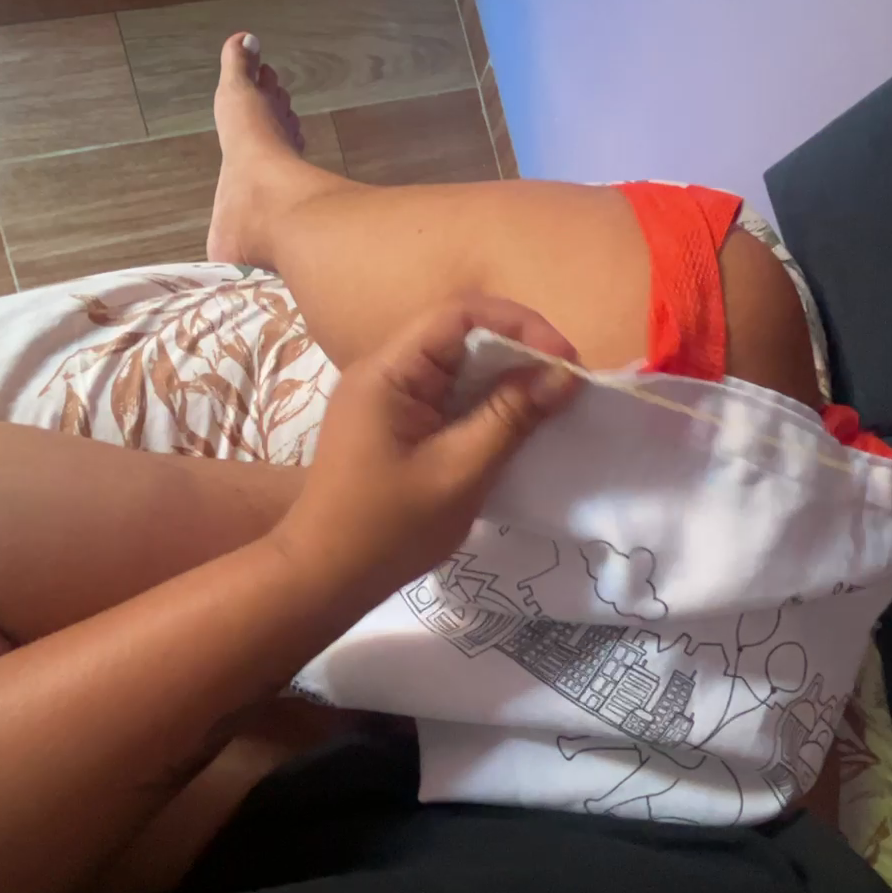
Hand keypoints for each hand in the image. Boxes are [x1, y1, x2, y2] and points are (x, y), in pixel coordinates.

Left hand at [271, 296, 580, 601]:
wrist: (326, 577)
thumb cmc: (389, 529)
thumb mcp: (460, 472)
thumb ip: (511, 417)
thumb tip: (565, 373)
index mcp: (389, 372)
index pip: (460, 315)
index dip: (520, 325)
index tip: (565, 359)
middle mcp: (384, 372)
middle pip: (460, 336)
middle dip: (518, 352)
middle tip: (565, 384)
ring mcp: (386, 398)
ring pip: (456, 367)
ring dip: (504, 380)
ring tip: (549, 403)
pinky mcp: (394, 424)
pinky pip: (446, 397)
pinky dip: (484, 404)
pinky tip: (514, 425)